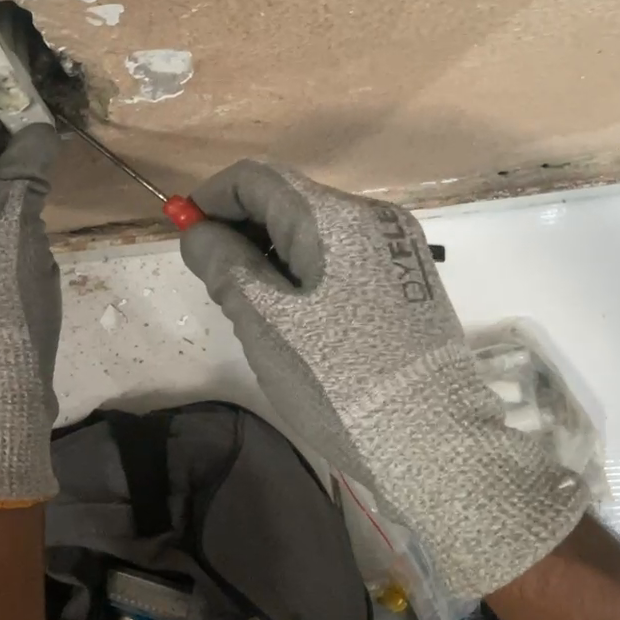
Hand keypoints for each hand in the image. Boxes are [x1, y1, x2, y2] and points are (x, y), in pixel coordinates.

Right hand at [180, 161, 588, 598]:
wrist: (435, 443)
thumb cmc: (339, 379)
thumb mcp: (263, 319)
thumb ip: (222, 262)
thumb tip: (197, 231)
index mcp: (332, 217)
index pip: (255, 176)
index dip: (210, 199)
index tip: (185, 238)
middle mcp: (368, 216)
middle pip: (283, 198)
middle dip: (237, 229)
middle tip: (214, 283)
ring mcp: (392, 247)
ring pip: (308, 229)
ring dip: (266, 252)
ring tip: (250, 308)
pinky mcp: (403, 277)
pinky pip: (335, 255)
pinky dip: (299, 270)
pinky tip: (292, 317)